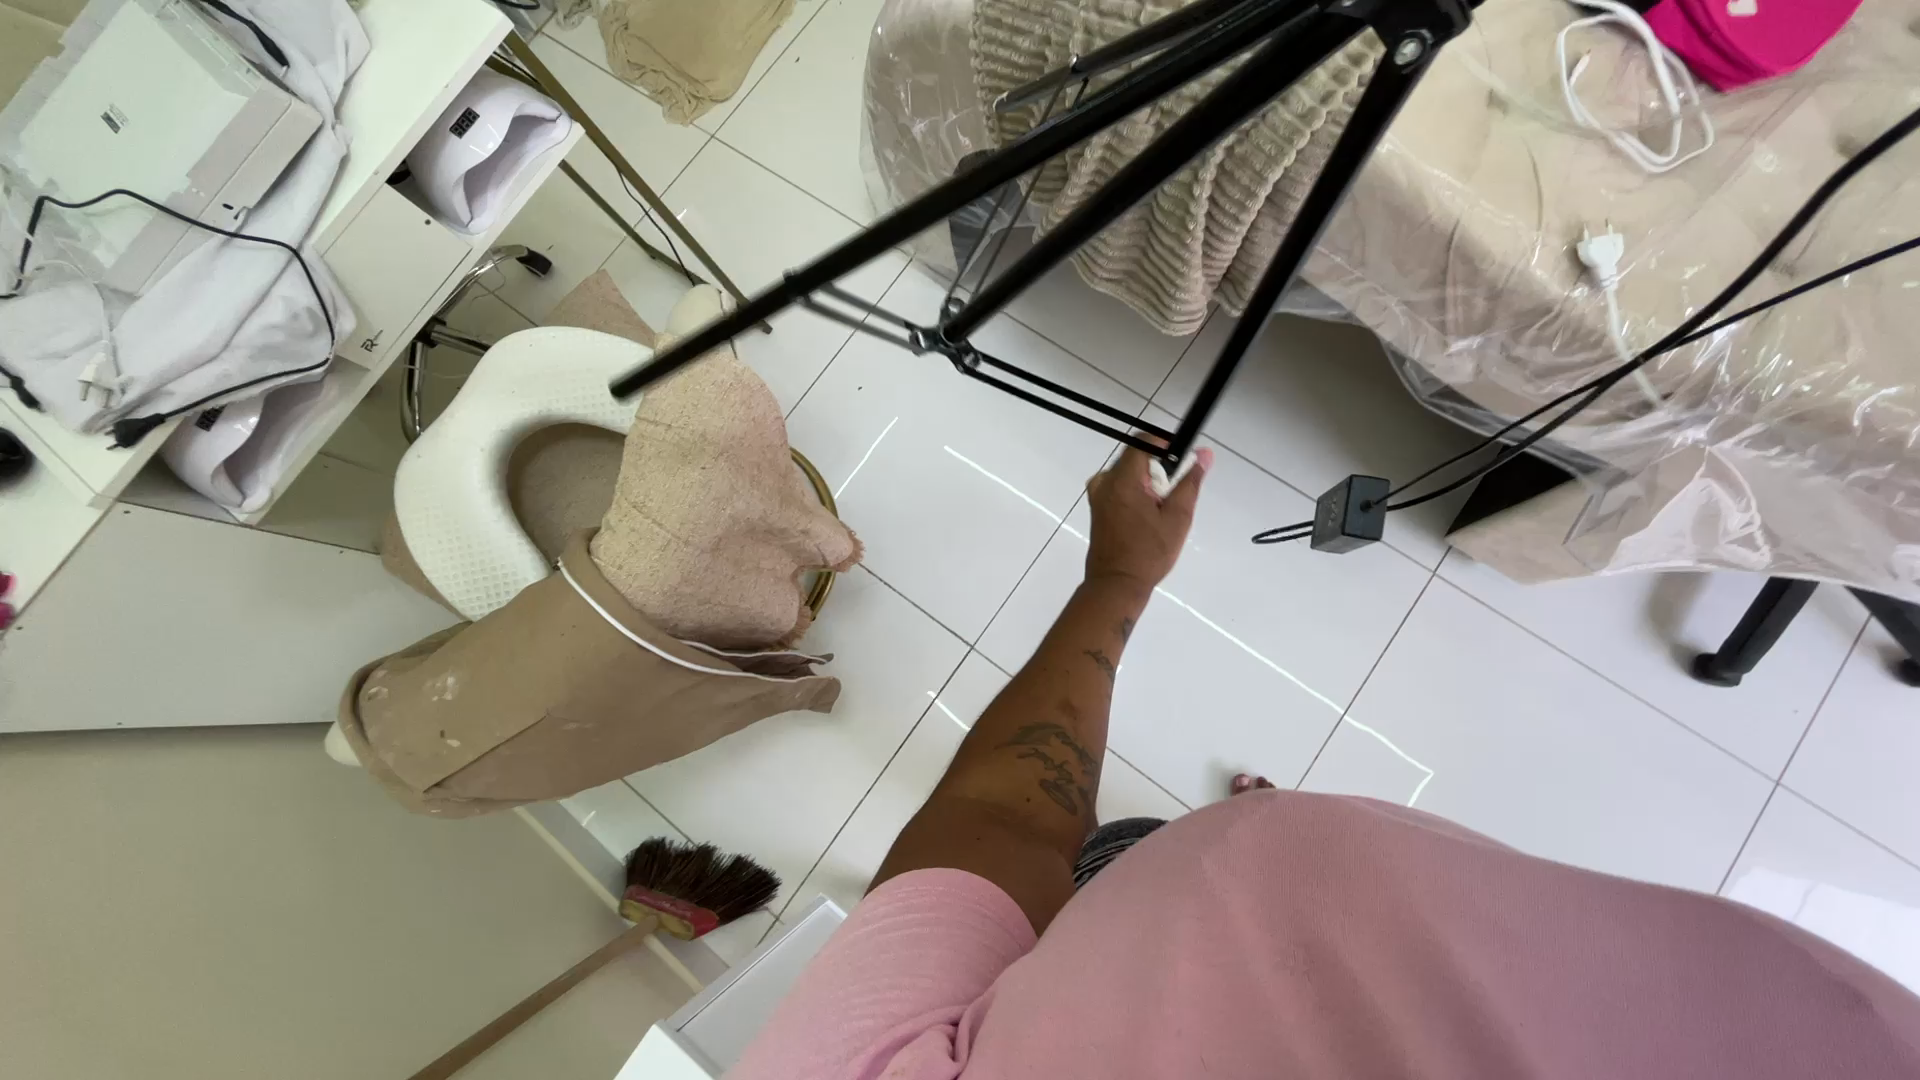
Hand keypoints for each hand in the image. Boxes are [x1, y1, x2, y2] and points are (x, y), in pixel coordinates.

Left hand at [1083, 444, 1210, 593]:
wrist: (1117, 583)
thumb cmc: (1149, 553)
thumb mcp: (1178, 517)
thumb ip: (1190, 481)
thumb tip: (1204, 454)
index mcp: (1121, 479)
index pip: (1144, 442)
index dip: (1166, 446)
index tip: (1181, 464)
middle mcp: (1104, 481)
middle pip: (1137, 458)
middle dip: (1159, 472)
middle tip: (1171, 500)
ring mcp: (1098, 494)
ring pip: (1130, 473)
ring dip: (1149, 485)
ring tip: (1160, 514)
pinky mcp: (1097, 506)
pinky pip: (1121, 487)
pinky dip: (1137, 495)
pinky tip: (1147, 519)